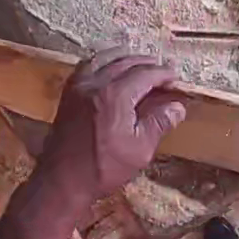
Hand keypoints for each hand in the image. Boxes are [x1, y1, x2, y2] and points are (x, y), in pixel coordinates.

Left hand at [36, 47, 187, 205]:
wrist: (62, 181)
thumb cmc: (102, 169)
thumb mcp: (139, 150)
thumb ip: (158, 123)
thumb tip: (177, 107)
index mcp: (115, 96)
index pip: (145, 74)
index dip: (163, 74)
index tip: (174, 78)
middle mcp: (95, 84)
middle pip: (126, 62)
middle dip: (146, 64)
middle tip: (161, 73)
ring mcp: (78, 87)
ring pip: (104, 58)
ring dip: (124, 57)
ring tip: (138, 63)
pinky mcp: (67, 95)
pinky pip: (86, 66)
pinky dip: (101, 62)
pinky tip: (108, 69)